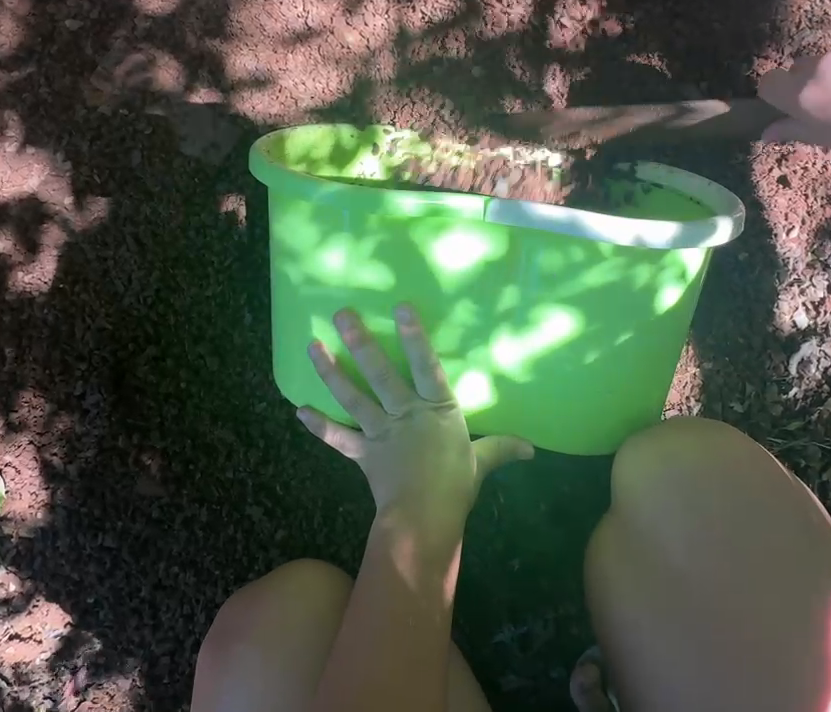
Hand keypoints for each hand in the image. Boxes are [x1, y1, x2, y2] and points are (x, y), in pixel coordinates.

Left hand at [298, 305, 533, 537]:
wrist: (424, 521)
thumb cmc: (455, 487)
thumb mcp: (481, 464)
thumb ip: (501, 449)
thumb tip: (532, 449)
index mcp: (437, 408)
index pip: (427, 365)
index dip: (415, 337)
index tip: (400, 308)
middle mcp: (406, 412)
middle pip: (380, 372)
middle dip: (359, 342)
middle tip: (341, 314)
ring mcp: (381, 431)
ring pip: (352, 396)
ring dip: (330, 371)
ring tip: (312, 346)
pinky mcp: (363, 452)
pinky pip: (338, 438)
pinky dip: (319, 425)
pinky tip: (298, 410)